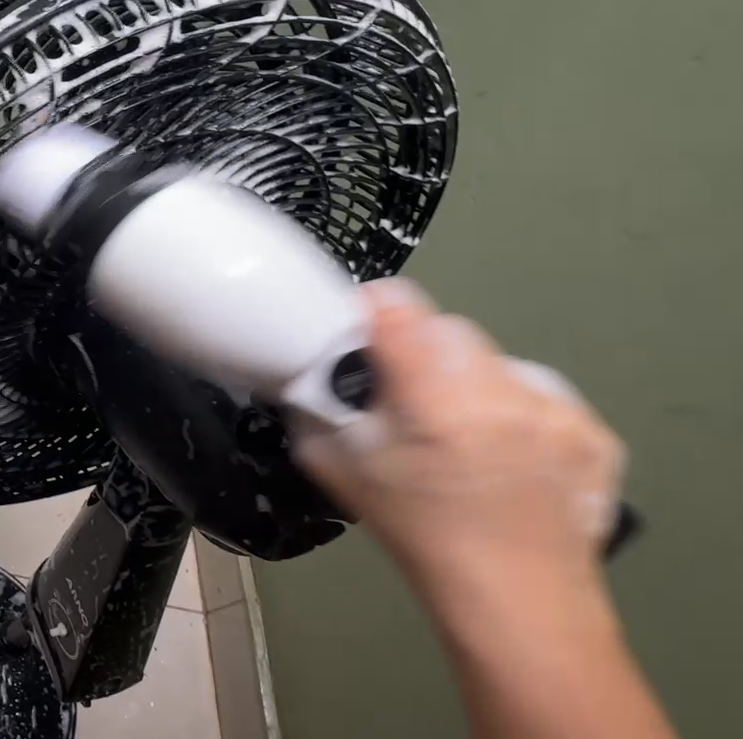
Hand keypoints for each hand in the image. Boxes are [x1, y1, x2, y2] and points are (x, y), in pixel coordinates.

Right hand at [294, 279, 625, 599]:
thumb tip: (309, 367)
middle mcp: (501, 394)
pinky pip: (534, 389)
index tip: (358, 331)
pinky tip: (495, 444)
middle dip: (415, 349)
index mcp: (432, 397)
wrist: (511, 597)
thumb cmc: (411, 527)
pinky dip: (508, 404)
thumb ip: (314, 400)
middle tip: (399, 392)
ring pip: (489, 357)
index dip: (368, 309)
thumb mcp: (328, 459)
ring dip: (462, 375)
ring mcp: (555, 412)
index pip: (397, 304)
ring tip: (450, 423)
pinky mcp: (591, 431)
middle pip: (443, 327)